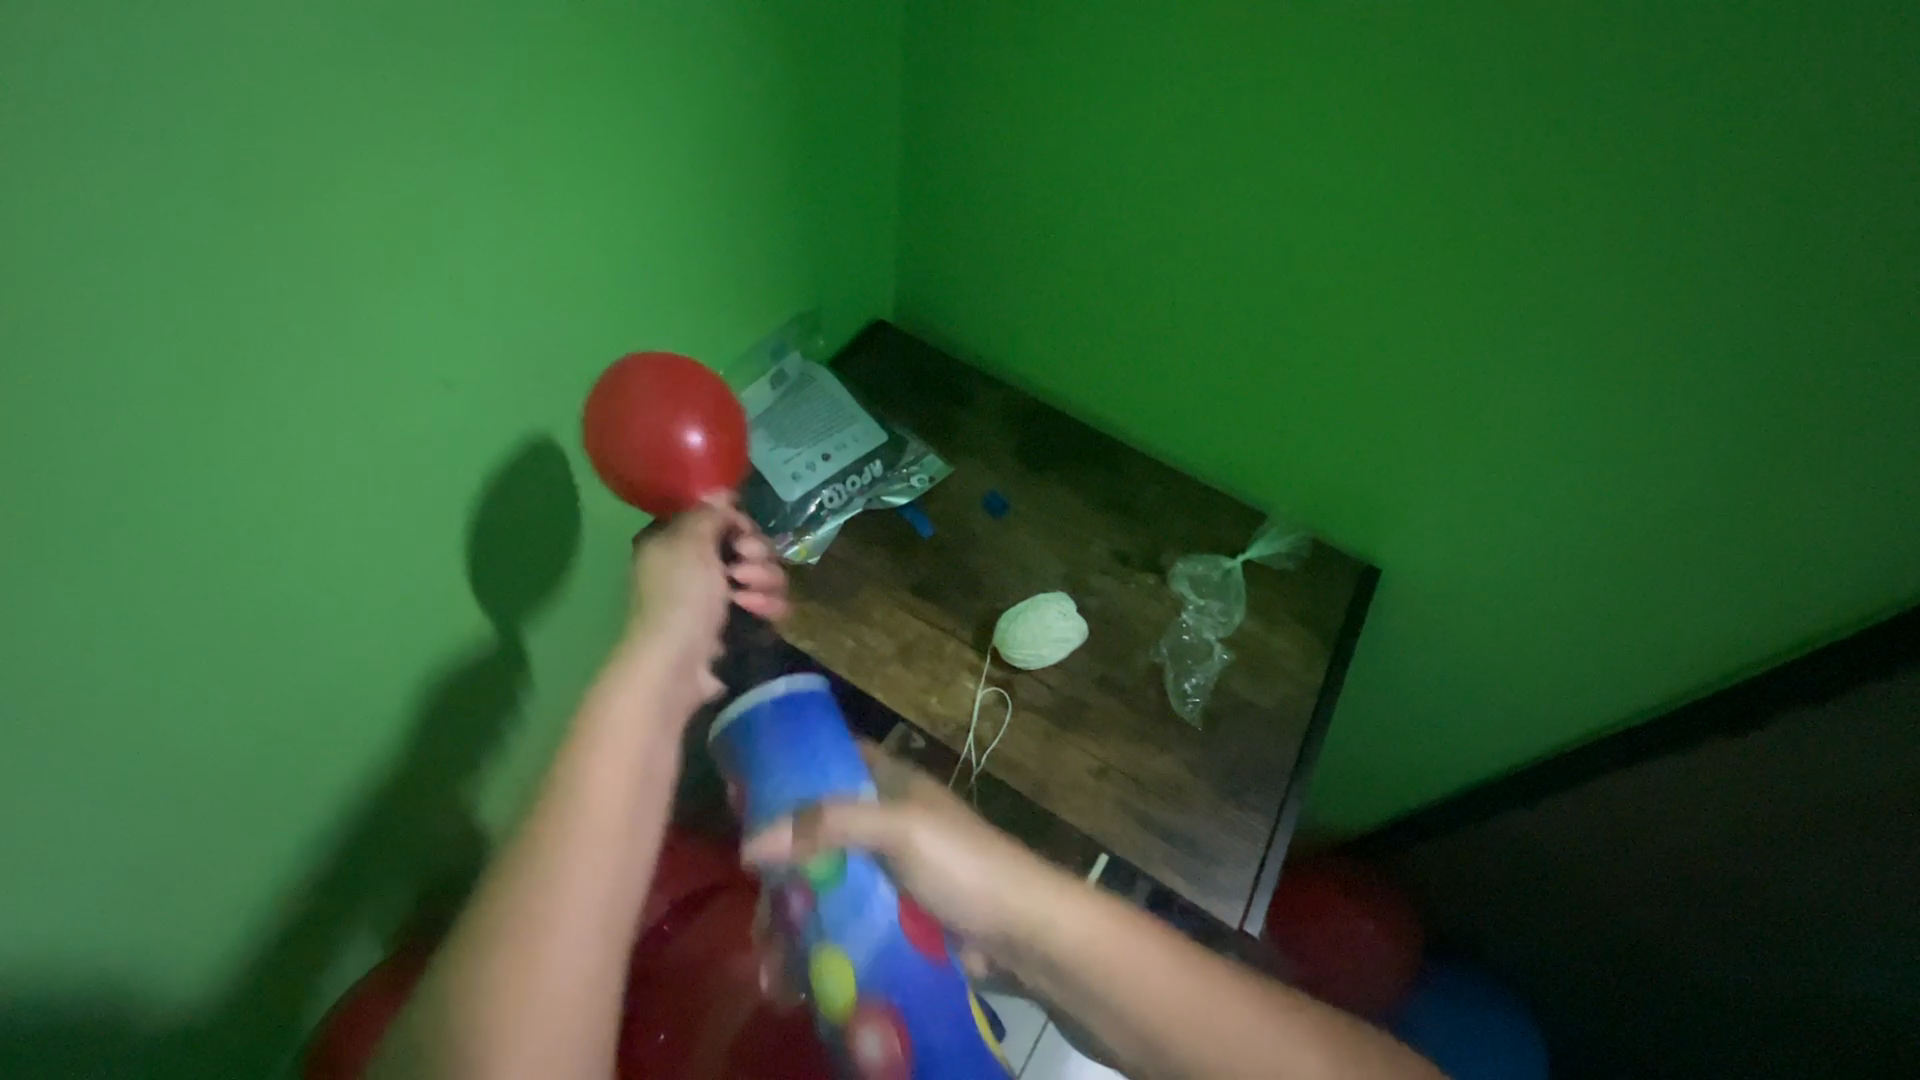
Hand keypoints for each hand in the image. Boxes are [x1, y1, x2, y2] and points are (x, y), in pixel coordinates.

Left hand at [627, 496, 787, 701]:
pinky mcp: (739, 623)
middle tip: (743, 569)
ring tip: (747, 598)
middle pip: (749, 546)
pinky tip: (755, 612)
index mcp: (676, 542)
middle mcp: (697, 566)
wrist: (679, 662)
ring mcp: (719, 597)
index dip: (739, 524)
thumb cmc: (679, 595)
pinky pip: (769, 602)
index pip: (721, 519)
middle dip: (756, 555)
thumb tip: (724, 492)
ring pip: (764, 574)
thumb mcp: (690, 541)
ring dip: (763, 581)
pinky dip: (767, 605)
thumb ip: (711, 513)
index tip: (742, 533)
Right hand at [742, 742, 1073, 961]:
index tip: (741, 798)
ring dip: (793, 920)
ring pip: (824, 885)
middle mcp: (884, 822)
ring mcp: (887, 873)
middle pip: (816, 832)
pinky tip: (791, 978)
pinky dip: (816, 946)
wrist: (1022, 932)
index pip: (832, 761)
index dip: (788, 772)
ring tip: (770, 962)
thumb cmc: (965, 865)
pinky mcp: (892, 917)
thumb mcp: (900, 830)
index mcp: (890, 784)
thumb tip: (750, 843)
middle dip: (781, 869)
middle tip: (753, 905)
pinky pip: (842, 925)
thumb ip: (830, 825)